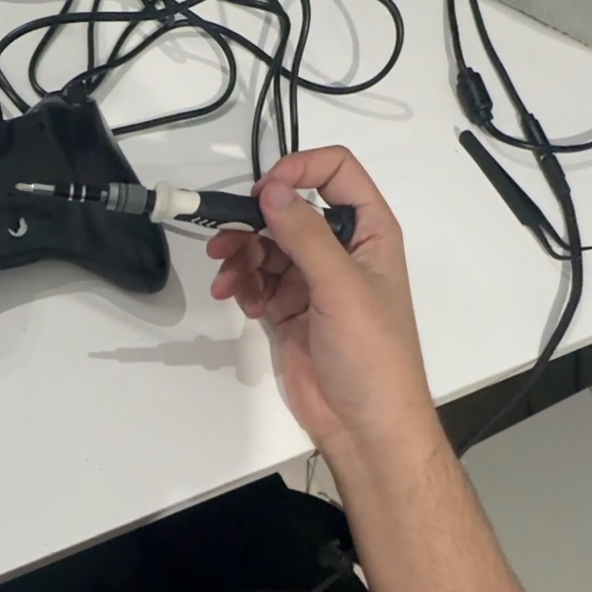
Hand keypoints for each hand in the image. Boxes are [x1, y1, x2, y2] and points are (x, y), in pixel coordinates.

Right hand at [207, 147, 436, 457]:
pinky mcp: (288, 313)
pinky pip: (258, 286)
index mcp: (369, 232)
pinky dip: (244, 289)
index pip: (336, 174)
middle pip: (289, 214)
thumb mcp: (341, 285)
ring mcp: (311, 284)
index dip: (300, 170)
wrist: (361, 421)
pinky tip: (241, 304)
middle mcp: (339, 252)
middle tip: (221, 242)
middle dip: (254, 224)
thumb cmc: (370, 351)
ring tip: (225, 283)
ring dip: (241, 260)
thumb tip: (271, 189)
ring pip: (267, 251)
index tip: (262, 190)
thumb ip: (304, 234)